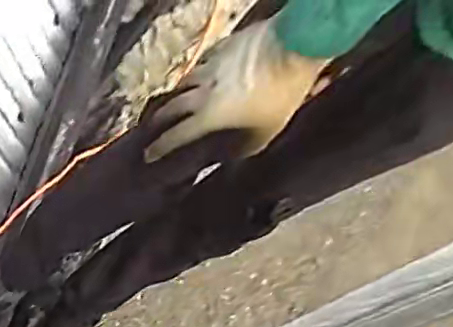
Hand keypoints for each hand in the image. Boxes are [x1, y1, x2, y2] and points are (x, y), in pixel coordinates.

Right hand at [145, 20, 329, 162]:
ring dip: (179, 91)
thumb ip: (243, 148)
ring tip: (179, 96)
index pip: (171, 138)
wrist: (304, 42)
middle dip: (159, 120)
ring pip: (184, 82)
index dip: (157, 149)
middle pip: (168, 108)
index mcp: (205, 118)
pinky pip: (207, 58)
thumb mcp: (267, 131)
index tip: (148, 156)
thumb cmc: (284, 92)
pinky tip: (206, 68)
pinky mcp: (227, 44)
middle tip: (155, 125)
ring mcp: (212, 67)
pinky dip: (202, 66)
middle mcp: (200, 94)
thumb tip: (230, 158)